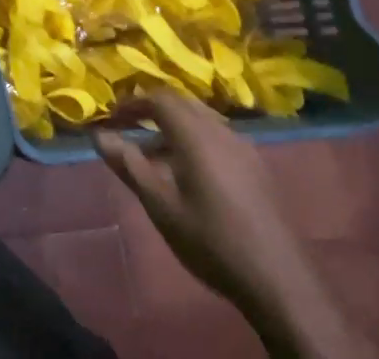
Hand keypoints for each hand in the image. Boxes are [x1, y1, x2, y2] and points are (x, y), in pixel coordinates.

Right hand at [95, 95, 369, 358]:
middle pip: (183, 104)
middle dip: (151, 110)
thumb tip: (98, 135)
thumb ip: (128, 165)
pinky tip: (185, 173)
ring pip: (202, 121)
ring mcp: (246, 150)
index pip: (160, 98)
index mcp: (198, 137)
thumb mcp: (160, 205)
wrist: (280, 281)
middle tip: (126, 129)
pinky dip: (193, 140)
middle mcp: (223, 133)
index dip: (131, 103)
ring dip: (172, 126)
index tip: (110, 117)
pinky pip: (218, 138)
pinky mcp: (257, 169)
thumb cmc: (211, 240)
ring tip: (151, 156)